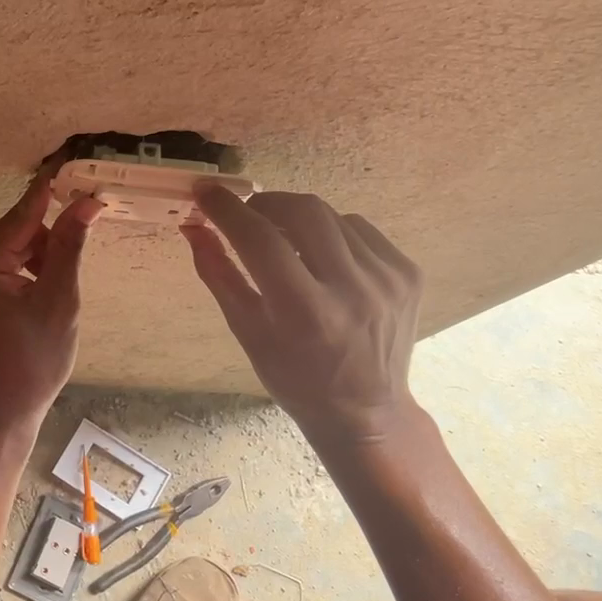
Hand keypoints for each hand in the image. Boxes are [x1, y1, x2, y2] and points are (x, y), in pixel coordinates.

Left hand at [0, 178, 103, 433]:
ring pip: (13, 250)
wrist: (0, 415)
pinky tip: (46, 296)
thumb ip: (70, 246)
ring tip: (60, 294)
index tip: (74, 157)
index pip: (23, 211)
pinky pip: (3, 268)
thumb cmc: (32, 364)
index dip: (54, 185)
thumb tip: (86, 201)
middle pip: (17, 230)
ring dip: (42, 258)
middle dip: (51, 236)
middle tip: (88, 238)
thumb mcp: (59, 300)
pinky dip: (29, 272)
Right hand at [182, 187, 423, 449]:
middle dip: (266, 203)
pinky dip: (332, 232)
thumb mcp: (246, 331)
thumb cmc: (293, 376)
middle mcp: (351, 289)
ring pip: (332, 216)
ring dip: (297, 219)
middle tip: (246, 215)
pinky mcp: (408, 273)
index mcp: (303, 312)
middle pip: (303, 211)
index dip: (228, 209)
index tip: (205, 191)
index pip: (260, 239)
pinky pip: (360, 230)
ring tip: (284, 242)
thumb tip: (193, 226)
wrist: (364, 409)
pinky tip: (322, 258)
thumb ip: (218, 274)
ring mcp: (387, 279)